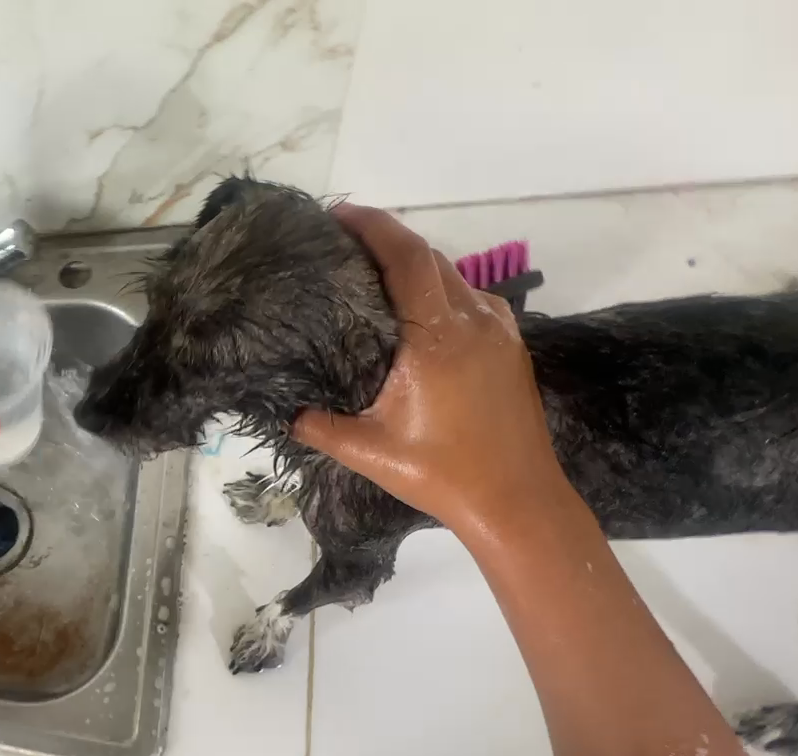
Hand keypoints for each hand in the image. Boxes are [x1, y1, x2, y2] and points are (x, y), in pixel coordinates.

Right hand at [292, 204, 575, 542]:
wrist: (515, 498)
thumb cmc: (438, 473)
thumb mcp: (365, 450)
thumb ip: (317, 425)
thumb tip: (282, 408)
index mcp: (436, 338)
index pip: (406, 260)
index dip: (374, 228)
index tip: (338, 215)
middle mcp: (473, 321)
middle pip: (428, 258)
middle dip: (386, 240)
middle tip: (340, 244)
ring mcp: (498, 330)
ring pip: (450, 276)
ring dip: (410, 265)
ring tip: (367, 274)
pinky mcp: (508, 345)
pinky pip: (466, 299)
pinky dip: (433, 289)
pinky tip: (408, 311)